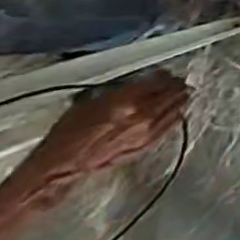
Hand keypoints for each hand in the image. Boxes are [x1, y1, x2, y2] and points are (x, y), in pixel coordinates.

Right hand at [8, 70, 187, 210]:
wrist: (59, 167)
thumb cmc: (67, 136)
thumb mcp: (91, 102)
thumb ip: (123, 88)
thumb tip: (145, 79)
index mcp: (127, 102)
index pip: (160, 79)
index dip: (163, 74)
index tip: (163, 73)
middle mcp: (142, 115)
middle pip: (175, 91)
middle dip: (176, 84)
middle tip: (174, 81)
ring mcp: (148, 130)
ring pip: (180, 105)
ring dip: (179, 98)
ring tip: (175, 94)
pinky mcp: (149, 143)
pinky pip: (174, 123)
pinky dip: (175, 114)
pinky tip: (172, 111)